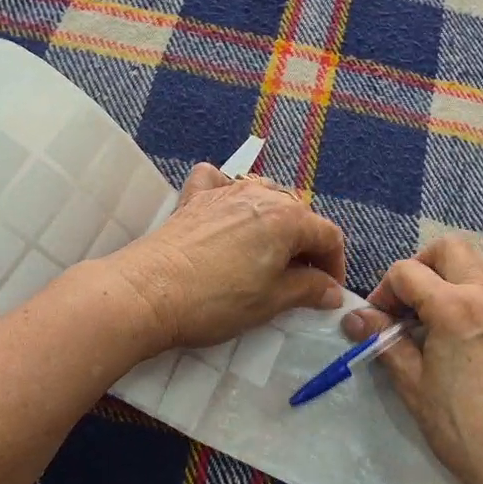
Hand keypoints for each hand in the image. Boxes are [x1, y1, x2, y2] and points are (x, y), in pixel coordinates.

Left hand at [105, 164, 346, 351]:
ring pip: (265, 196)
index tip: (329, 292)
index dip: (335, 266)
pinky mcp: (194, 199)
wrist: (148, 293)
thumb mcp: (272, 301)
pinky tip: (227, 211)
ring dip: (275, 222)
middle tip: (300, 281)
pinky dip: (229, 191)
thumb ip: (309, 290)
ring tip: (268, 255)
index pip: (329, 236)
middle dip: (306, 246)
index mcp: (288, 218)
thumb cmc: (216, 300)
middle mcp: (261, 195)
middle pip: (299, 215)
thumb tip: (332, 291)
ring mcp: (225, 192)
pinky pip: (219, 182)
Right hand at [342, 237, 482, 483]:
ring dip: (451, 276)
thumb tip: (354, 318)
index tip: (376, 321)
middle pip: (448, 247)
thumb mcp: (411, 384)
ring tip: (434, 313)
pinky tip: (471, 321)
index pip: (406, 272)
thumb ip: (384, 340)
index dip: (383, 292)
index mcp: (454, 306)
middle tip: (406, 302)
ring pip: (478, 263)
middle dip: (420, 265)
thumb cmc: (459, 425)